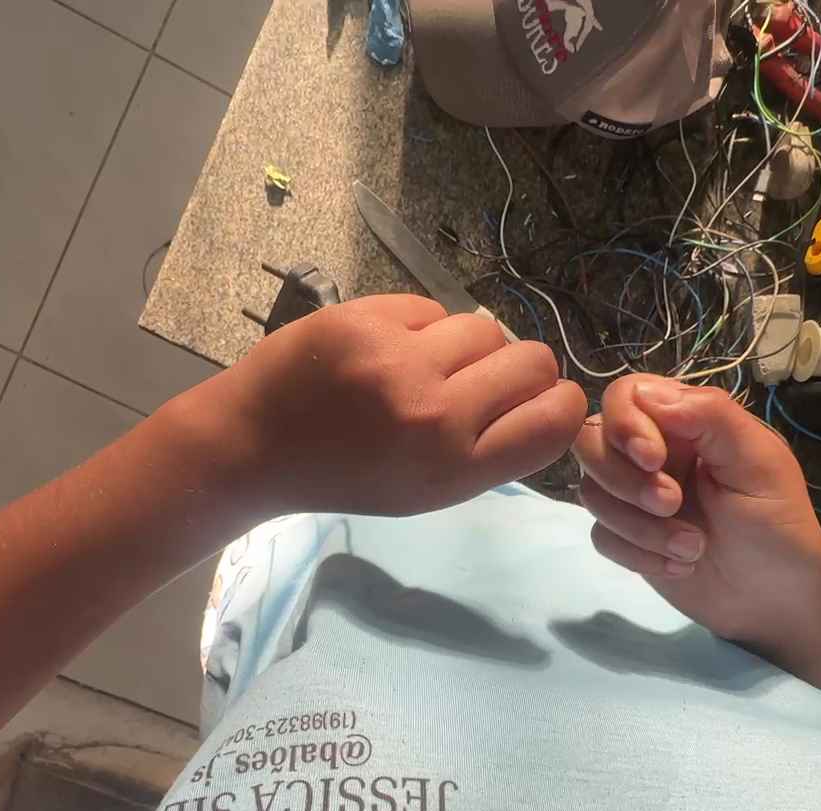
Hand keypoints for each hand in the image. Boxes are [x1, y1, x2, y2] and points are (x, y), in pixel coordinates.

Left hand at [211, 295, 586, 516]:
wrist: (258, 445)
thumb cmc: (348, 477)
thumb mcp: (428, 491)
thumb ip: (490, 452)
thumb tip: (544, 399)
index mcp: (453, 470)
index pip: (554, 420)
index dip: (562, 405)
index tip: (542, 404)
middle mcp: (434, 415)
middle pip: (533, 362)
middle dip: (523, 371)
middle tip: (481, 384)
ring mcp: (399, 360)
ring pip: (486, 328)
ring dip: (469, 347)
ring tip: (426, 367)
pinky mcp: (368, 316)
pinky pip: (434, 309)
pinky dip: (424, 328)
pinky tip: (391, 351)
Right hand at [572, 374, 820, 652]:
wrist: (775, 600)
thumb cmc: (779, 525)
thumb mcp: (759, 462)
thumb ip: (710, 416)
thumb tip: (647, 396)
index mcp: (684, 422)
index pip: (624, 396)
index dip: (626, 425)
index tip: (655, 460)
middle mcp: (651, 453)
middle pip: (590, 442)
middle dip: (625, 481)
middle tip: (673, 505)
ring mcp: (633, 496)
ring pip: (592, 493)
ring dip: (639, 526)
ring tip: (691, 548)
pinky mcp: (625, 537)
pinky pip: (600, 535)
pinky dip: (637, 554)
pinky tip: (679, 566)